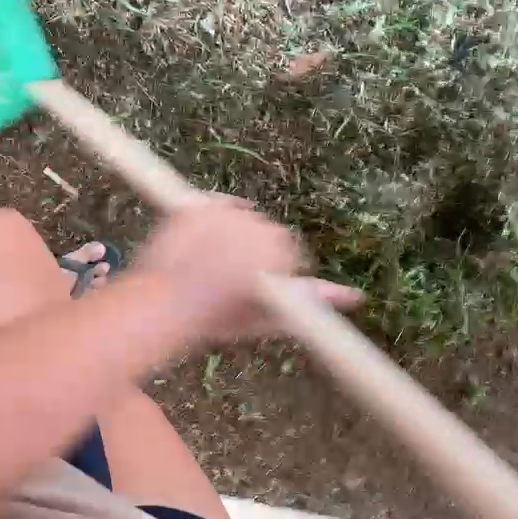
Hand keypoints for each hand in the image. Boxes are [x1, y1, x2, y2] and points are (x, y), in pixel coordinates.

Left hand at [136, 197, 361, 339]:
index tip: (258, 284)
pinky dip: (219, 212)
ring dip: (235, 231)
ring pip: (243, 216)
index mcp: (278, 248)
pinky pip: (219, 202)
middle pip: (267, 230)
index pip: (289, 251)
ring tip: (215, 259)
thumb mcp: (266, 316)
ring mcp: (222, 211)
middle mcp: (254, 223)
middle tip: (234, 274)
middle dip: (255, 249)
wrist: (162, 301)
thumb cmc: (216, 317)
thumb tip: (355, 296)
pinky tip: (213, 229)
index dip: (275, 269)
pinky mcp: (197, 203)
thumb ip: (311, 300)